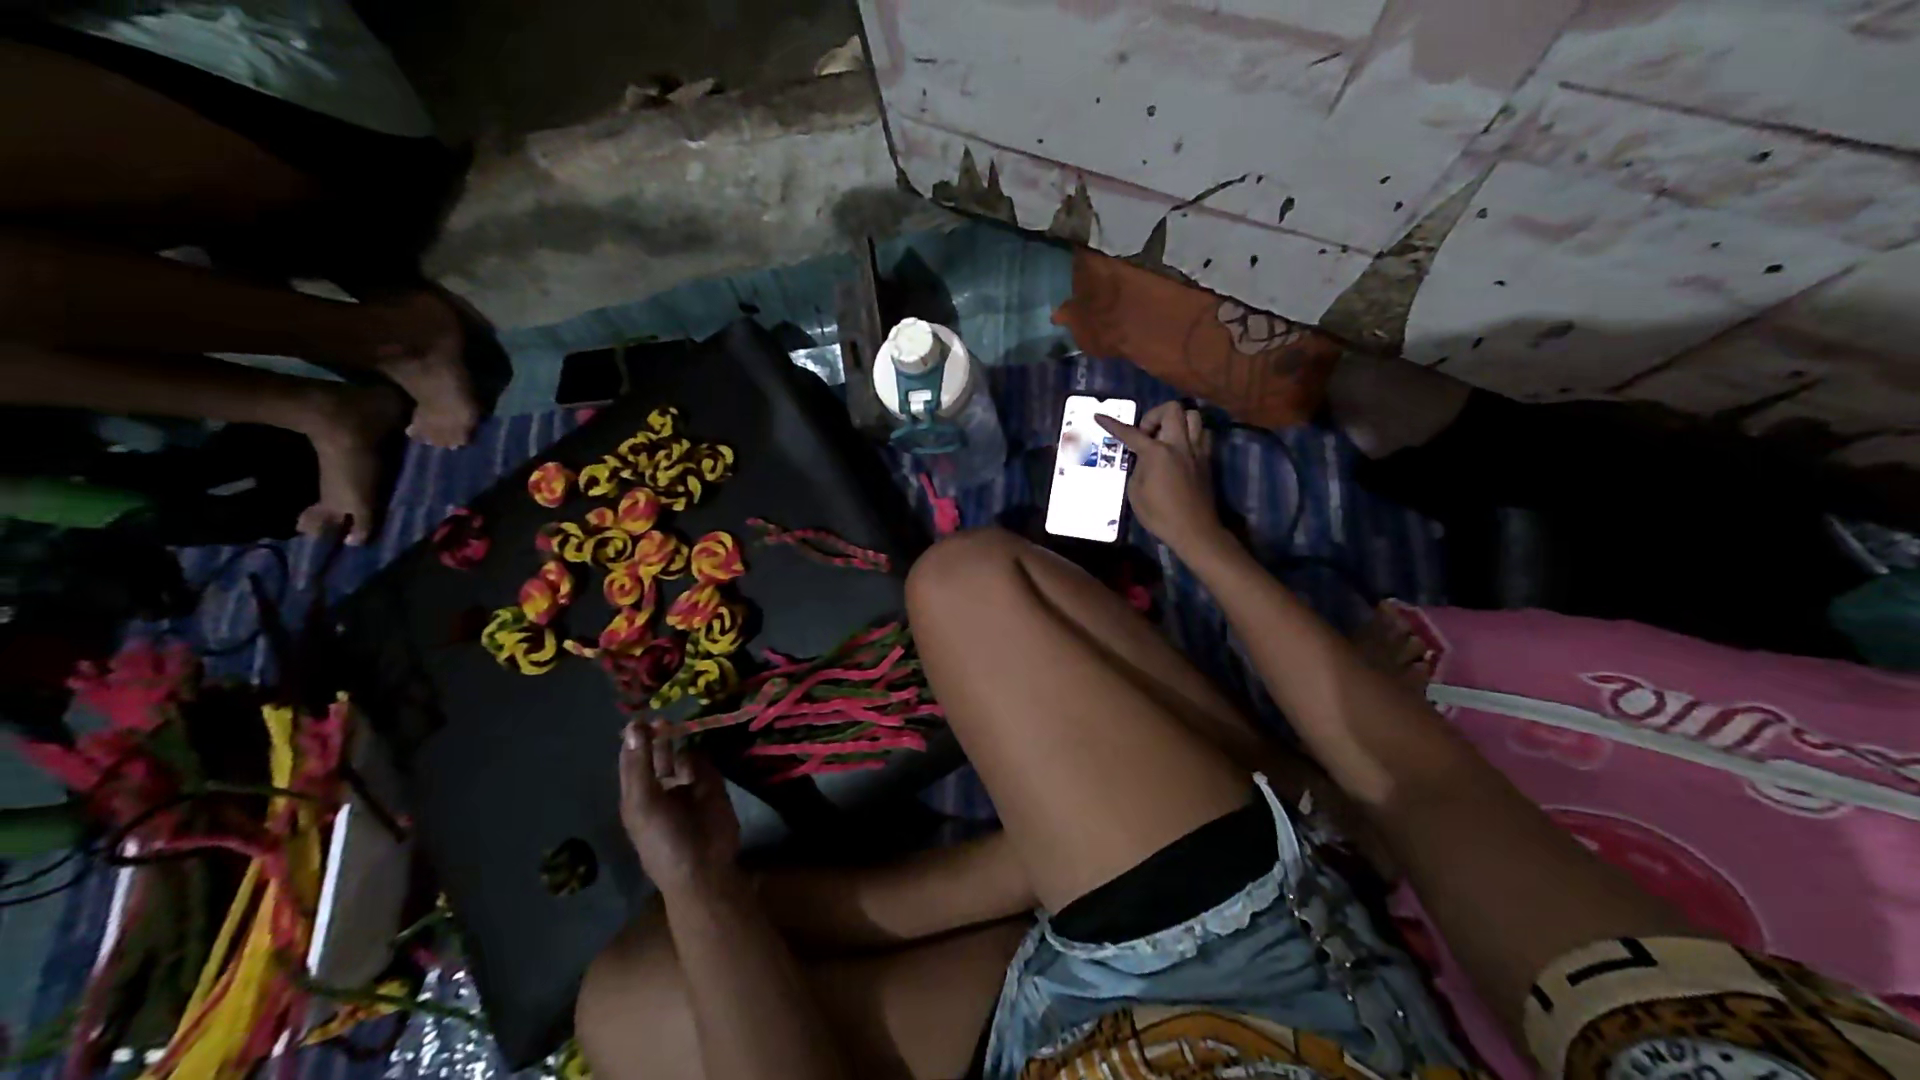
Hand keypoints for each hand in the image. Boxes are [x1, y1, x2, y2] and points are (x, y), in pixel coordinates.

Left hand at [619, 721, 740, 894]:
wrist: (704, 867)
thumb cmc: (663, 840)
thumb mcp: (642, 803)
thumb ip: (639, 764)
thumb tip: (633, 726)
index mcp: (638, 794)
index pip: (633, 759)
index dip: (635, 739)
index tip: (641, 718)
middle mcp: (661, 787)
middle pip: (659, 753)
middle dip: (661, 736)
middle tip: (665, 719)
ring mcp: (688, 786)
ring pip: (683, 755)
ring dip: (683, 742)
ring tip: (685, 727)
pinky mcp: (712, 786)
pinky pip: (706, 762)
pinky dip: (703, 755)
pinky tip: (701, 749)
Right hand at [1097, 402, 1222, 552]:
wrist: (1194, 530)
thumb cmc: (1159, 515)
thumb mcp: (1135, 492)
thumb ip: (1138, 468)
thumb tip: (1143, 459)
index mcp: (1157, 453)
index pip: (1131, 433)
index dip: (1112, 424)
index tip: (1099, 416)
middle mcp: (1179, 445)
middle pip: (1172, 409)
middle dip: (1155, 415)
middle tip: (1147, 434)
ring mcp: (1197, 451)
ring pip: (1193, 417)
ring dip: (1177, 422)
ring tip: (1166, 438)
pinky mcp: (1207, 460)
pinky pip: (1202, 435)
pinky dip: (1190, 435)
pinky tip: (1180, 451)